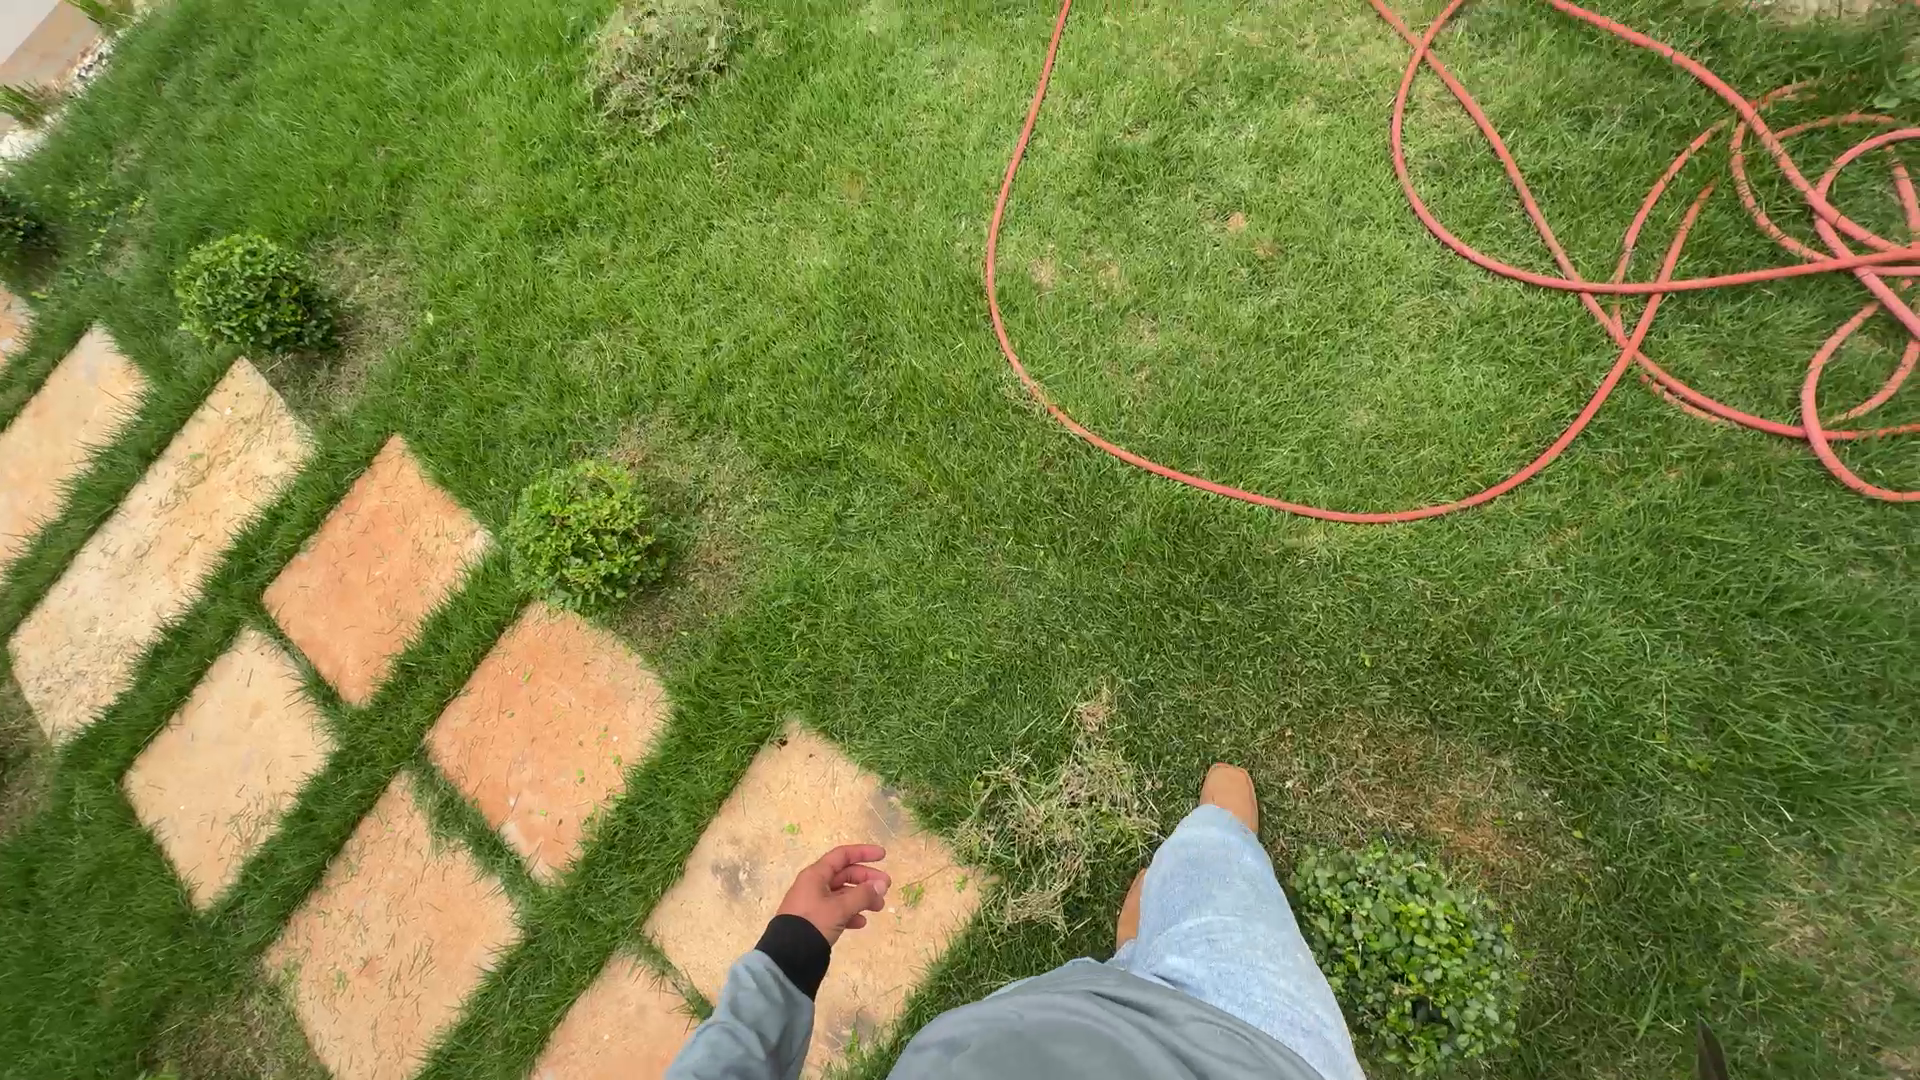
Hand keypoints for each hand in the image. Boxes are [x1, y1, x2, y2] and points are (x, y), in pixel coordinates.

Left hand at [777, 844, 889, 944]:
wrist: (787, 957)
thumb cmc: (813, 923)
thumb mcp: (840, 908)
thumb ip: (862, 895)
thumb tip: (881, 884)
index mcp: (816, 875)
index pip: (843, 855)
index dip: (863, 853)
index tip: (883, 856)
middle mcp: (814, 885)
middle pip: (845, 874)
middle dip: (866, 880)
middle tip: (886, 887)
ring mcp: (814, 903)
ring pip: (842, 894)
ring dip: (861, 898)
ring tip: (879, 907)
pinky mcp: (814, 920)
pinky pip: (836, 911)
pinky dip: (850, 913)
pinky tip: (861, 923)